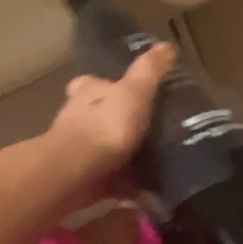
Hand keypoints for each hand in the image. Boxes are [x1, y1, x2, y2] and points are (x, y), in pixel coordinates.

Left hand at [45, 44, 175, 206]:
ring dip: (124, 159)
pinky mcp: (84, 180)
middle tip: (149, 133)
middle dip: (118, 125)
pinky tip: (151, 198)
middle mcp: (79, 120)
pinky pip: (112, 183)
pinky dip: (129, 190)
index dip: (105, 86)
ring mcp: (79, 151)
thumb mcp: (134, 92)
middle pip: (97, 117)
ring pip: (104, 151)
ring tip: (157, 166)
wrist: (76, 172)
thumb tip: (166, 45)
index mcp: (89, 94)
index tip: (123, 91)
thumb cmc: (104, 126)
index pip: (92, 83)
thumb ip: (149, 71)